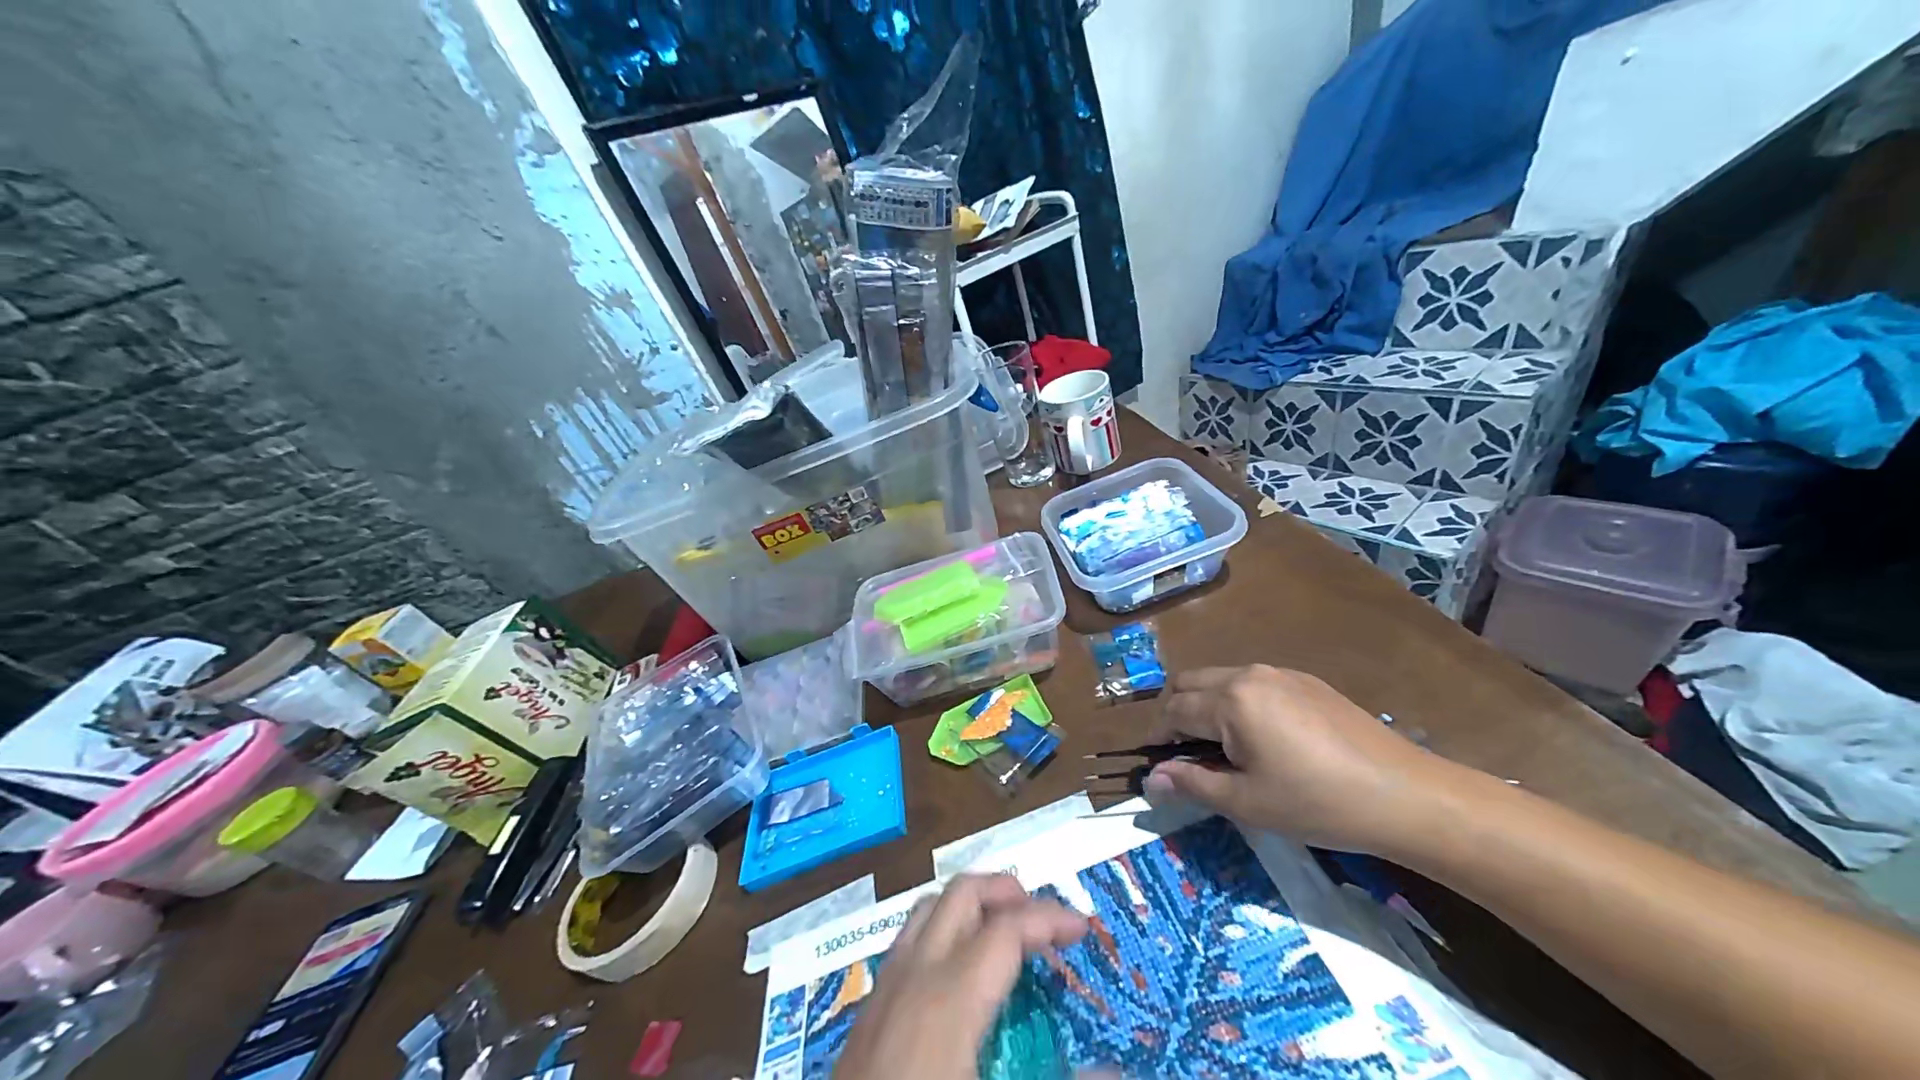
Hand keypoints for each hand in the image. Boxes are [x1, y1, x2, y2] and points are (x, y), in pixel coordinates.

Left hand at [833, 874, 1086, 1079]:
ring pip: (930, 908)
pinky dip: (943, 928)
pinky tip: (959, 969)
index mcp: (951, 996)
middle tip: (1044, 921)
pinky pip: (910, 937)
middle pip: (962, 895)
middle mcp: (916, 972)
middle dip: (1007, 893)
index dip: (1049, 918)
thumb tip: (1115, 1073)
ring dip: (972, 905)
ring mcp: (887, 983)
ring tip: (1006, 930)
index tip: (1082, 928)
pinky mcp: (870, 1004)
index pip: (1006, 928)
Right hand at [1143, 665, 1471, 855]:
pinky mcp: (1308, 682)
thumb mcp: (1247, 802)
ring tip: (1224, 748)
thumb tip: (1151, 779)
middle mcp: (1250, 675)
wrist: (1405, 795)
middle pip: (1190, 682)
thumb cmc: (1316, 803)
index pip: (1173, 710)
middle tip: (1185, 754)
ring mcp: (1282, 673)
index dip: (1159, 738)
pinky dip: (1239, 702)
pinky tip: (1263, 738)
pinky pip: (1254, 682)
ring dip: (1207, 705)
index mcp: (1230, 701)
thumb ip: (1192, 784)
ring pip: (1222, 679)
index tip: (1159, 764)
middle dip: (1176, 713)